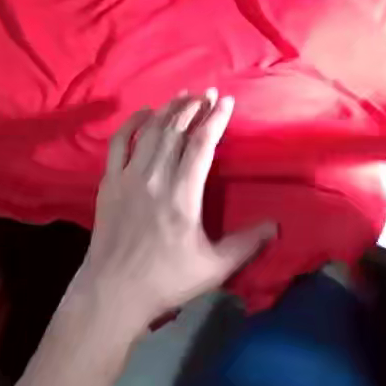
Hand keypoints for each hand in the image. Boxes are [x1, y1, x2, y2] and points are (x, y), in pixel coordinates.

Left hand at [69, 92, 277, 335]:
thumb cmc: (167, 280)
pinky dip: (133, 124)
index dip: (215, 119)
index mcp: (183, 194)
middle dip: (194, 108)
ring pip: (151, 132)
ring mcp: (129, 177)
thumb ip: (246, 244)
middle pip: (176, 130)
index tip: (226, 102)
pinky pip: (119, 143)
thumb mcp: (214, 267)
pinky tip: (144, 113)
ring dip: (169, 111)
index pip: (202, 145)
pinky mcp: (109, 182)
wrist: (113, 292)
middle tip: (208, 93)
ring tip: (184, 97)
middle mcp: (155, 177)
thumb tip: (276, 225)